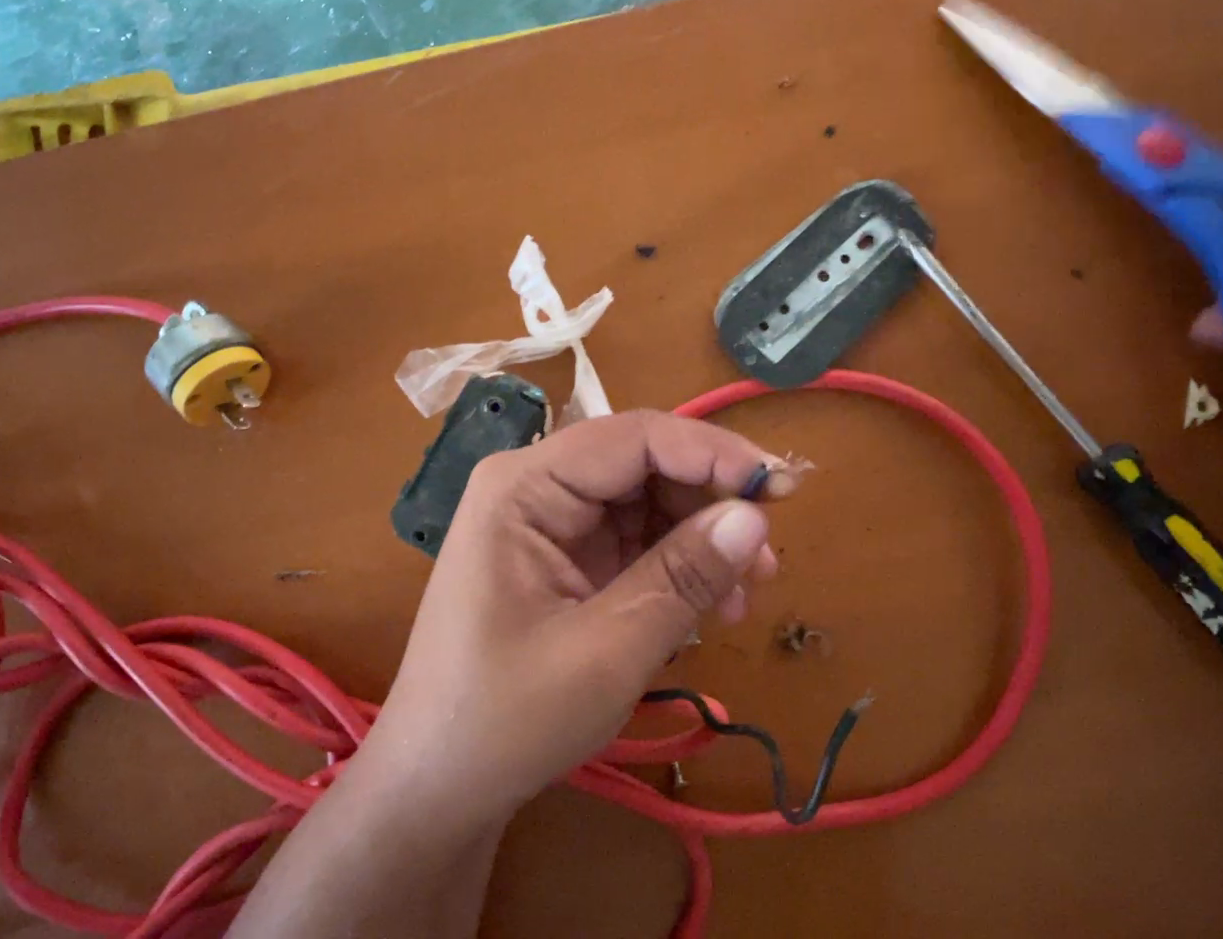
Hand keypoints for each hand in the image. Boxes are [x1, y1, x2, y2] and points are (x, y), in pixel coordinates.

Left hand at [353, 409, 794, 822]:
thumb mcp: (606, 650)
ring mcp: (549, 524)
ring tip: (742, 599)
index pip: (635, 437)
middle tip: (768, 561)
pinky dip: (679, 567)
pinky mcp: (565, 559)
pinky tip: (711, 609)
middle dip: (711, 504)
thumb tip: (755, 516)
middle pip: (644, 464)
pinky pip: (636, 541)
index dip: (714, 454)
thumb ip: (681, 576)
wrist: (440, 785)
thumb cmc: (507, 718)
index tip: (782, 490)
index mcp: (524, 486)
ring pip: (648, 502)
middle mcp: (535, 487)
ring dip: (703, 540)